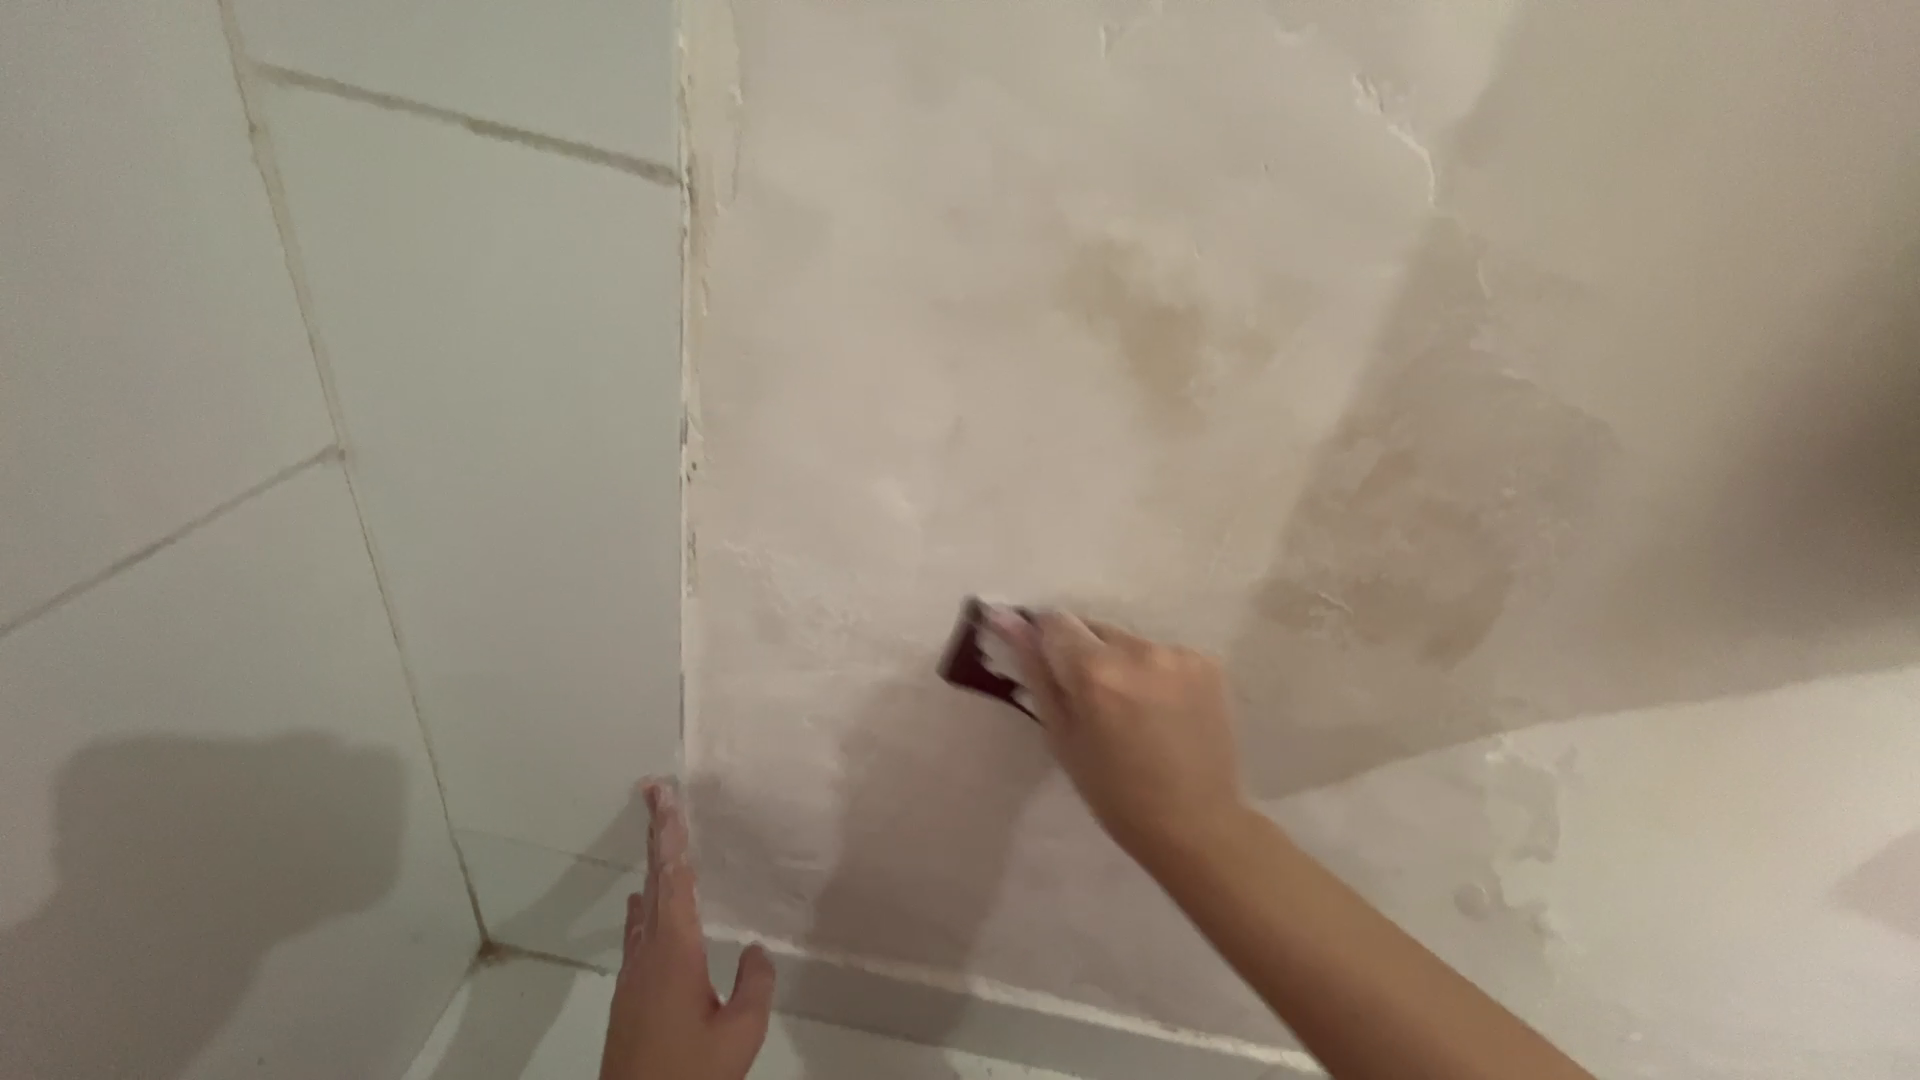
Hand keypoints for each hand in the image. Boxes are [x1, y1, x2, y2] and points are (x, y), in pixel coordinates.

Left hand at [599, 782, 775, 1079]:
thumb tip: (756, 950)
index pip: (674, 880)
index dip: (671, 836)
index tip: (664, 798)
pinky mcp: (631, 992)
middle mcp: (648, 952)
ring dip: (653, 865)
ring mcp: (635, 973)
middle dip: (658, 834)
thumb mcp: (739, 1033)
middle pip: (654, 880)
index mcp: (675, 952)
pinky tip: (644, 901)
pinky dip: (648, 899)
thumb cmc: (689, 1072)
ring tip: (659, 833)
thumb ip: (753, 985)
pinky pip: (641, 928)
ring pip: (645, 903)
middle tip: (654, 792)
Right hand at [989, 608, 1249, 863]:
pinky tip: (1160, 711)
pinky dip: (1152, 673)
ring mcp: (1178, 654)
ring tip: (1129, 711)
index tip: (1046, 665)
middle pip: (1092, 629)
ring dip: (1119, 663)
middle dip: (1083, 654)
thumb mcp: (1061, 736)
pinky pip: (1161, 654)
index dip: (1045, 640)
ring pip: (1127, 642)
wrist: (1194, 823)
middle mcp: (1139, 650)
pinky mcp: (1207, 662)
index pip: (1054, 622)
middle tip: (1090, 700)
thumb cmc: (1114, 792)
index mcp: (1095, 672)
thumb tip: (1007, 620)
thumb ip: (1036, 672)